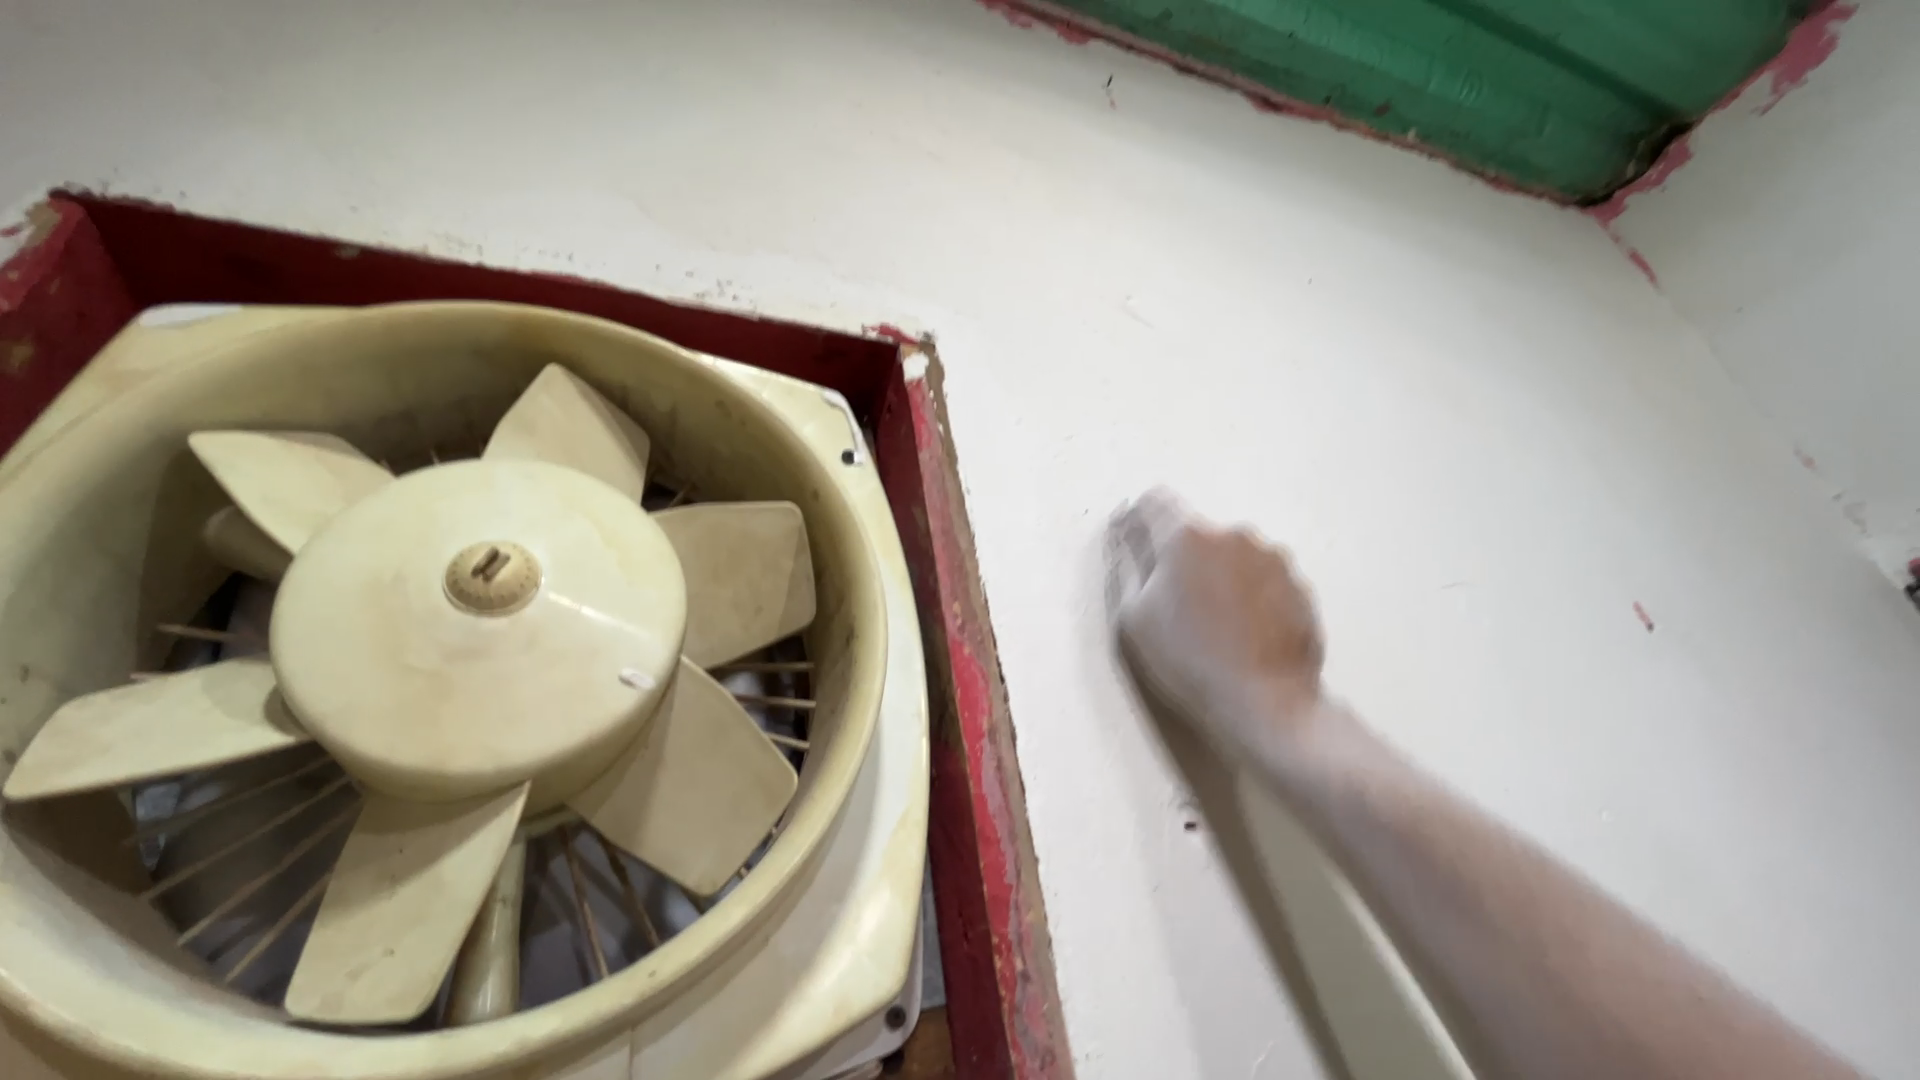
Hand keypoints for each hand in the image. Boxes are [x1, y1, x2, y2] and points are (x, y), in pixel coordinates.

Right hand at [1107, 489, 1336, 762]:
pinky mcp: (1301, 587)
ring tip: (1216, 623)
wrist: (1266, 703)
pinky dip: (1249, 595)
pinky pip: (1262, 579)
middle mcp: (1235, 534)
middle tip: (1175, 601)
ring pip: (1232, 555)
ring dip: (1219, 575)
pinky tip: (1244, 634)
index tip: (1131, 543)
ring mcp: (1275, 559)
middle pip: (1197, 532)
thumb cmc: (1187, 661)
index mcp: (1188, 537)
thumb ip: (1127, 568)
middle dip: (1182, 556)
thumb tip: (1126, 539)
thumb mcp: (1134, 619)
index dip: (1137, 518)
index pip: (1154, 501)